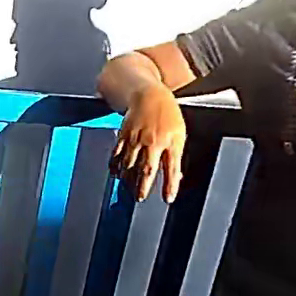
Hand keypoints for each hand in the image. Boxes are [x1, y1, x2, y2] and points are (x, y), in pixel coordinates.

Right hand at [111, 85, 186, 201]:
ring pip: (130, 164)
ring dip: (128, 179)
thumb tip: (176, 176)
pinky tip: (116, 173)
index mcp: (170, 142)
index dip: (170, 185)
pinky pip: (117, 154)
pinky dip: (115, 166)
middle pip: (146, 169)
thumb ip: (176, 156)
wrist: (149, 96)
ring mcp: (136, 139)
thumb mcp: (179, 134)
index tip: (168, 198)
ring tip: (127, 189)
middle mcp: (152, 142)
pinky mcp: (123, 136)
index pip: (171, 169)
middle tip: (139, 197)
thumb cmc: (167, 115)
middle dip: (142, 186)